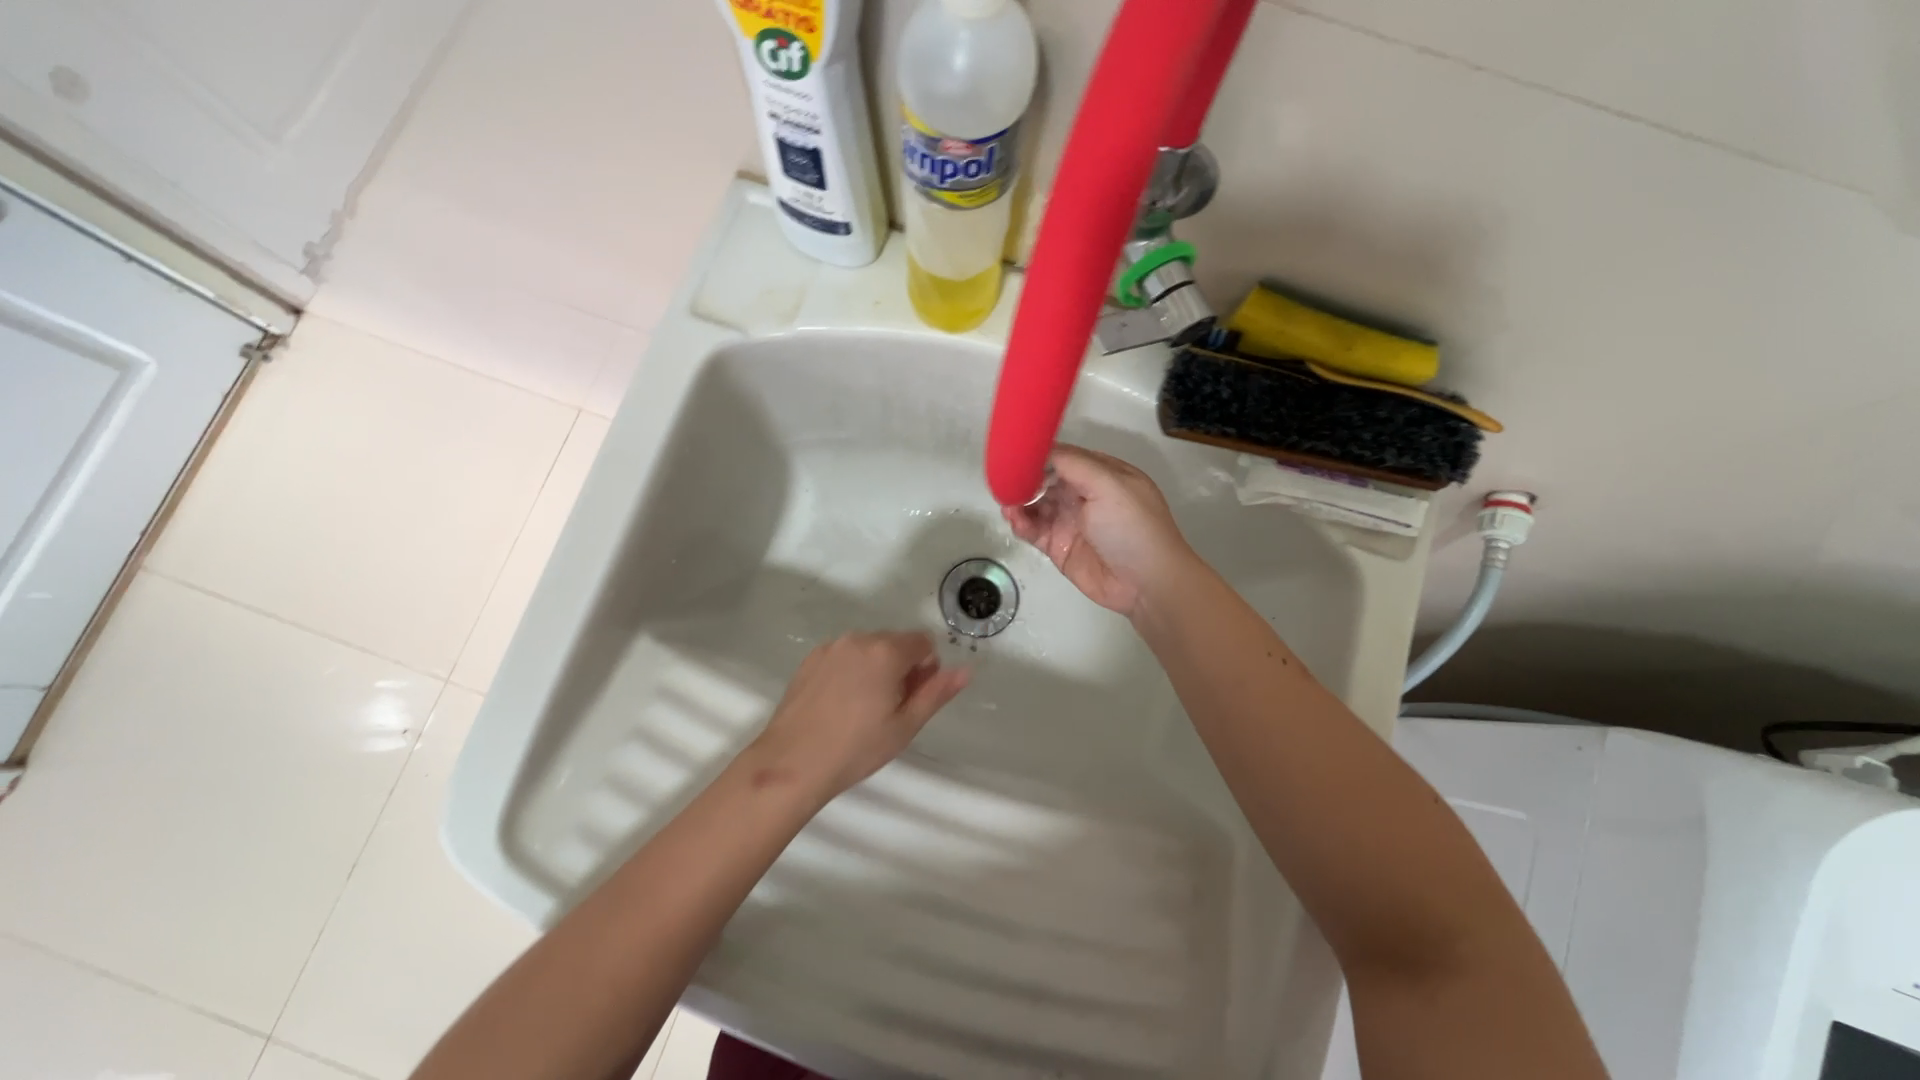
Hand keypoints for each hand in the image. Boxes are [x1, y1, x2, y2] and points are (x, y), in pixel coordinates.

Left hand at [747, 632, 969, 800]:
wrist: (792, 763)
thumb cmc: (857, 748)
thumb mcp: (905, 725)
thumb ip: (937, 692)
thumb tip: (965, 670)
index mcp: (886, 651)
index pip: (923, 642)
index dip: (926, 669)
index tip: (914, 699)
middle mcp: (858, 640)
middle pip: (895, 643)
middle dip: (902, 667)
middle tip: (891, 709)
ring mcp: (830, 648)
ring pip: (868, 649)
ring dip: (875, 669)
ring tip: (864, 710)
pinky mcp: (810, 660)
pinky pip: (843, 657)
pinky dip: (851, 672)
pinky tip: (840, 706)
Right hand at [1002, 445, 1198, 617]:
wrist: (1146, 583)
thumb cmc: (1132, 528)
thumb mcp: (1109, 485)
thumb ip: (1074, 464)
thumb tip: (1042, 451)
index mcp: (1103, 475)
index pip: (1064, 457)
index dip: (1041, 456)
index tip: (1017, 455)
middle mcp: (1085, 495)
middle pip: (1045, 480)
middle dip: (1025, 479)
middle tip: (1006, 482)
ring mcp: (1071, 521)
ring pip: (1036, 505)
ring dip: (1019, 501)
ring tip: (1007, 504)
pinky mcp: (1059, 547)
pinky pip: (1034, 530)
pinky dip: (1021, 523)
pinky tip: (1015, 520)